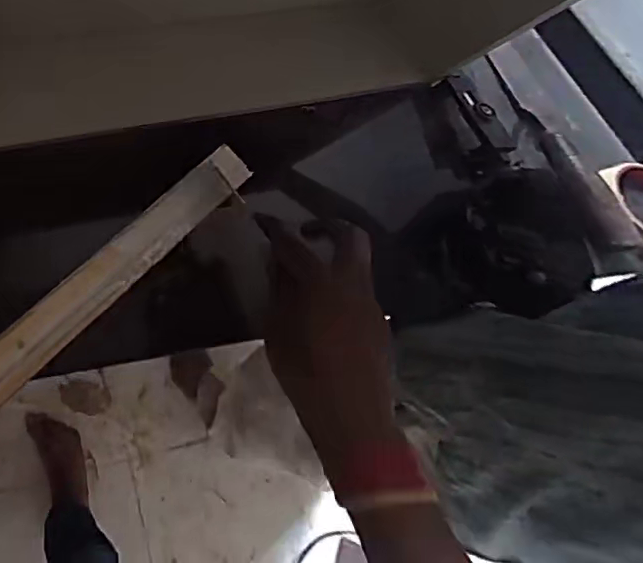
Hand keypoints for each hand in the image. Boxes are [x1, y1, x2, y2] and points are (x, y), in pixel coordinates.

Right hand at [258, 215, 399, 464]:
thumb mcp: (277, 330)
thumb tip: (277, 264)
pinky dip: (341, 288)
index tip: (261, 220)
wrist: (354, 421)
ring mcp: (372, 305)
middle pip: (350, 237)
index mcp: (322, 283)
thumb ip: (279, 291)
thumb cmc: (304, 374)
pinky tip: (323, 311)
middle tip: (304, 233)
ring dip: (335, 261)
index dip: (275, 228)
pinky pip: (359, 293)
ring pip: (358, 266)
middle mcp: (353, 285)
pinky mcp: (381, 325)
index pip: (294, 242)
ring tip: (308, 277)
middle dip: (327, 226)